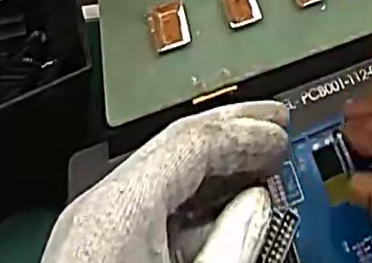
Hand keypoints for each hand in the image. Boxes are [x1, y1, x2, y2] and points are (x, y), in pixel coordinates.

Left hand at [43, 102, 288, 262]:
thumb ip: (230, 245)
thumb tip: (256, 204)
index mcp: (119, 207)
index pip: (195, 140)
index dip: (246, 132)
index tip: (281, 136)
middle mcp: (100, 206)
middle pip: (177, 143)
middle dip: (230, 130)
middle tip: (274, 122)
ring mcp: (91, 231)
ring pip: (164, 172)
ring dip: (214, 166)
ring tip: (256, 165)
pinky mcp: (92, 257)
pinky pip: (150, 209)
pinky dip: (191, 203)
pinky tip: (220, 216)